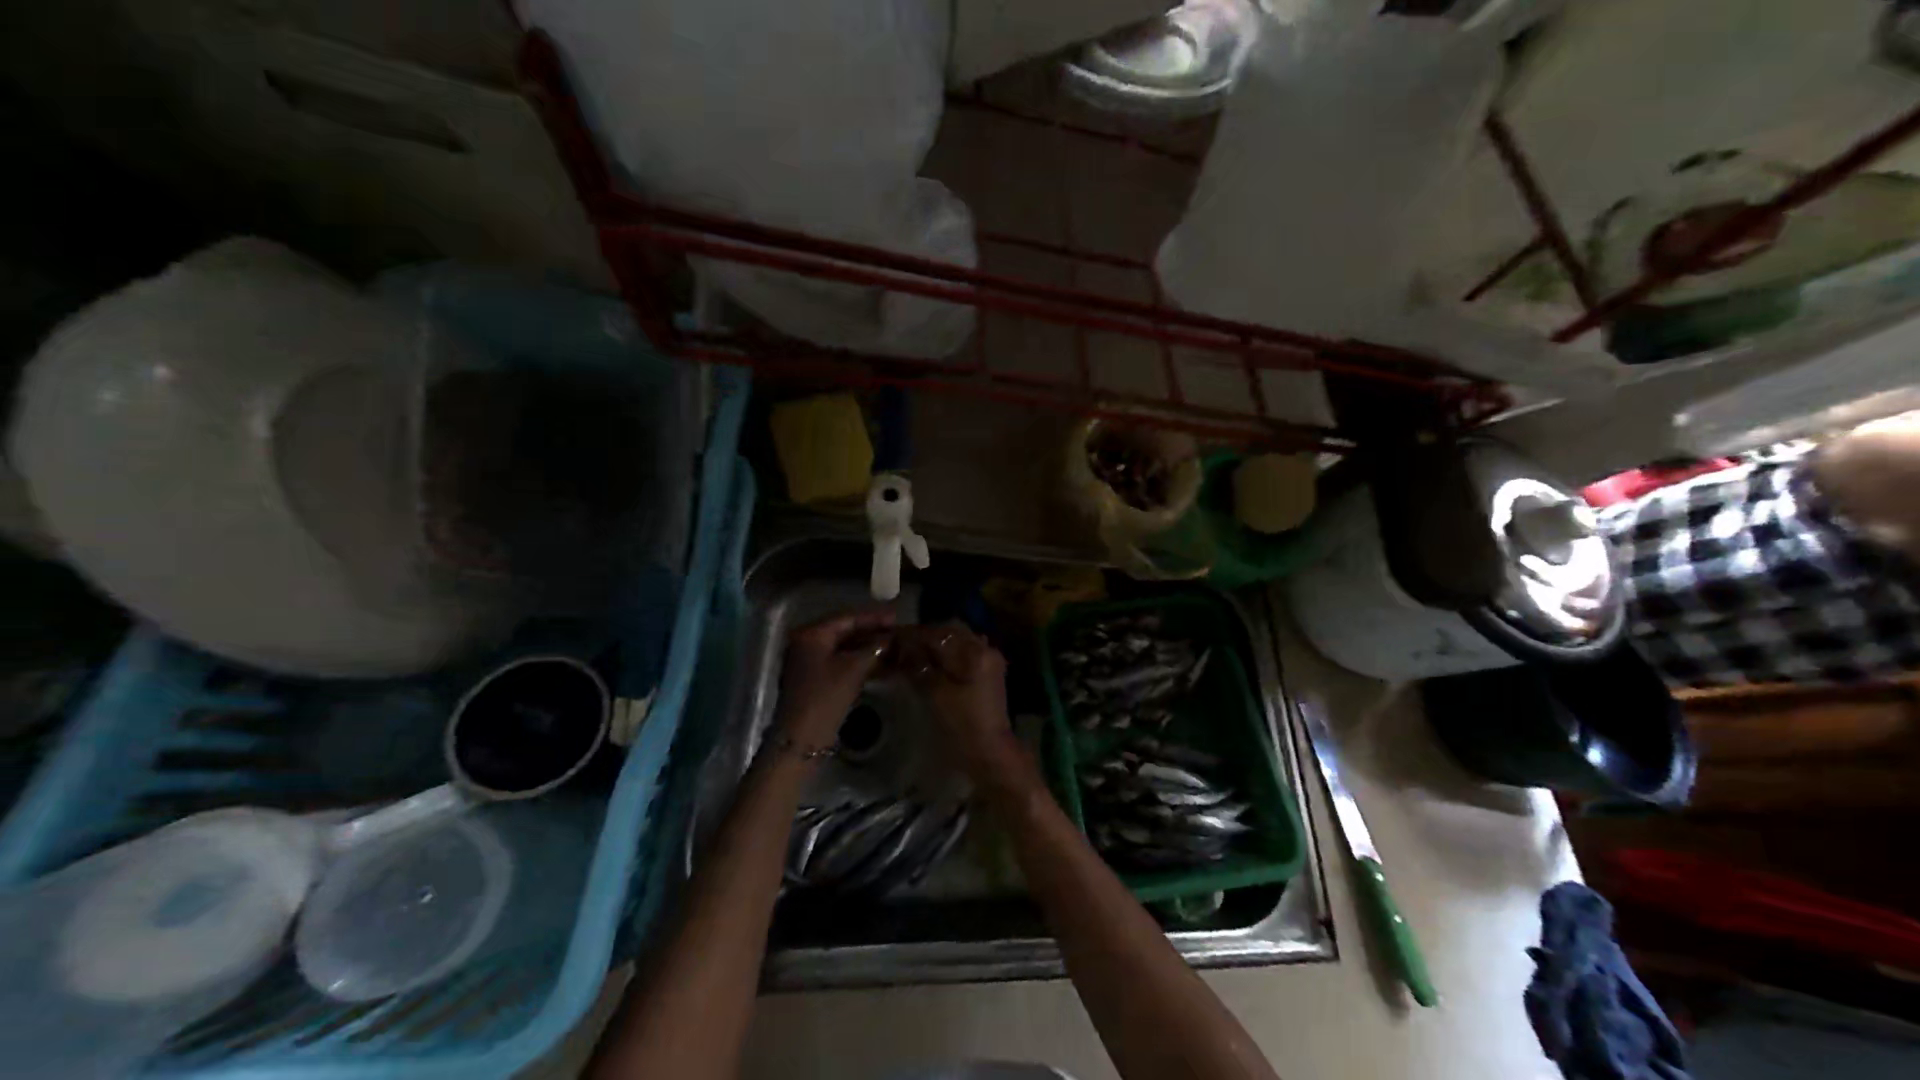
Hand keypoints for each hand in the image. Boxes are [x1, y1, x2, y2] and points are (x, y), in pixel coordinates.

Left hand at [773, 609, 895, 753]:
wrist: (803, 737)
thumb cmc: (826, 696)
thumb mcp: (854, 668)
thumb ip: (874, 647)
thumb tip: (891, 637)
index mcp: (811, 634)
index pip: (847, 618)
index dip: (874, 617)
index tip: (897, 616)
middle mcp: (806, 643)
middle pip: (844, 631)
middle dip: (871, 631)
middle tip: (897, 630)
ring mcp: (808, 661)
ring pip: (843, 647)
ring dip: (867, 646)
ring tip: (893, 645)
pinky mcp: (814, 678)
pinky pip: (840, 661)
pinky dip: (858, 660)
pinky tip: (879, 661)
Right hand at [895, 623, 1026, 780]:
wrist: (989, 753)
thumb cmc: (961, 724)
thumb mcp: (934, 692)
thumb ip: (918, 664)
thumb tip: (900, 646)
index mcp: (974, 652)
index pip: (937, 634)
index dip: (912, 635)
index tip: (890, 638)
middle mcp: (985, 649)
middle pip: (949, 632)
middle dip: (924, 637)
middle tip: (900, 646)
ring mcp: (989, 660)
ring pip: (956, 641)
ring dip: (934, 644)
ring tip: (912, 654)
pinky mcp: (988, 672)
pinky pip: (963, 653)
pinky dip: (946, 654)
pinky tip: (931, 663)